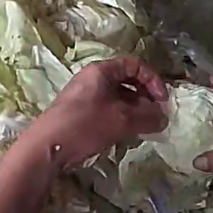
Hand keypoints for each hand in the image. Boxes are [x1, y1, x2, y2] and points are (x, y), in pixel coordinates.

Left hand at [26, 57, 167, 168]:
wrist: (47, 148)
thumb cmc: (85, 125)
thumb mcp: (122, 120)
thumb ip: (147, 117)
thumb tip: (164, 119)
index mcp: (102, 71)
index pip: (135, 65)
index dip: (153, 80)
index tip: (162, 100)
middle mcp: (93, 80)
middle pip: (128, 81)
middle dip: (146, 98)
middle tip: (156, 115)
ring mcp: (86, 97)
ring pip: (119, 98)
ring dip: (136, 111)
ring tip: (145, 127)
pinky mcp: (81, 114)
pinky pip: (109, 111)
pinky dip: (123, 119)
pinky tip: (129, 135)